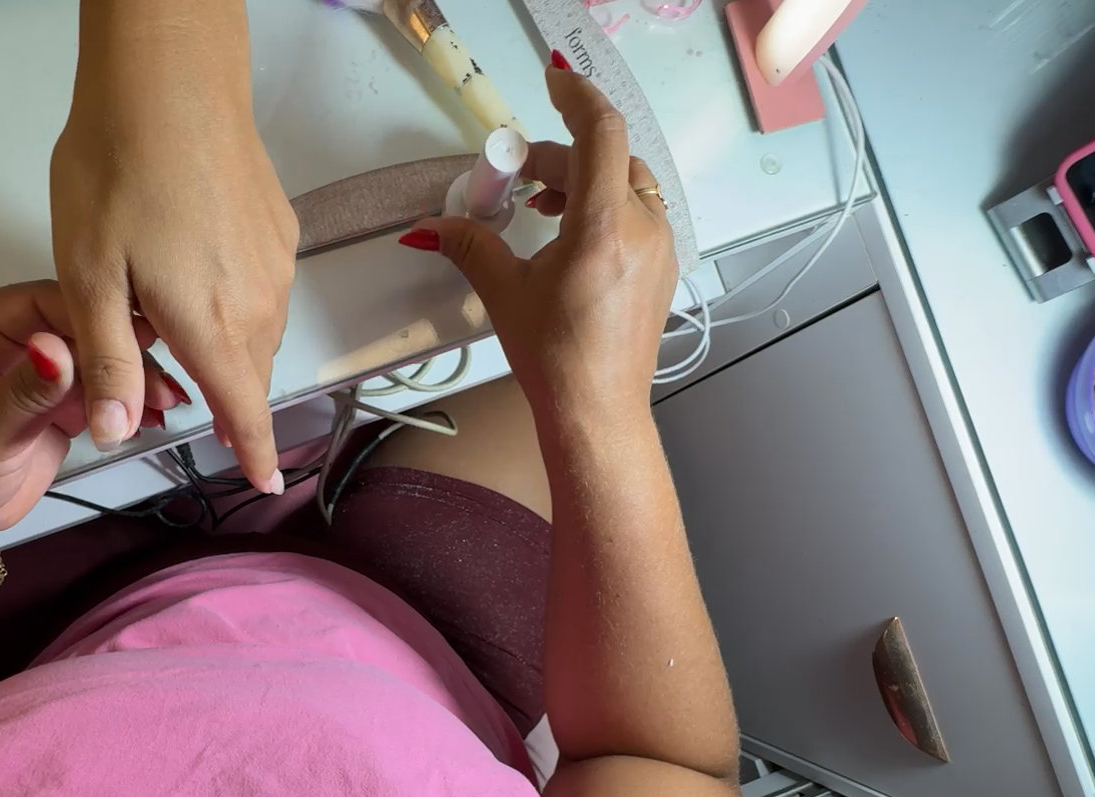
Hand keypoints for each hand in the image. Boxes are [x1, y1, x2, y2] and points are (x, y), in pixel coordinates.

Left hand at [0, 281, 181, 545]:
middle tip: (161, 374)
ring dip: (129, 382)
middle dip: (118, 354)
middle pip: (73, 333)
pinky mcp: (55, 409)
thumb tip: (57, 348)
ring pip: (91, 365)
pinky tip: (152, 415)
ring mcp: (34, 378)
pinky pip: (97, 396)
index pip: (35, 306)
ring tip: (167, 402)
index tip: (133, 329)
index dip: (85, 313)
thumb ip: (23, 392)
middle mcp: (5, 347)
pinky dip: (124, 406)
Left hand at [50, 57, 296, 493]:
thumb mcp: (89, 271)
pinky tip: (204, 265)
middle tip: (182, 387)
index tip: (268, 482)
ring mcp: (277, 269)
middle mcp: (259, 305)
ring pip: (258, 335)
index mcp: (211, 325)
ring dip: (227, 345)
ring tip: (179, 312)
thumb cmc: (121, 167)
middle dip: (223, 394)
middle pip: (247, 375)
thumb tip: (118, 431)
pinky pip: (266, 293)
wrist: (173, 76)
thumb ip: (108, 359)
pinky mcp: (282, 237)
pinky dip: (239, 304)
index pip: (243, 411)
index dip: (255, 453)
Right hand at [401, 59, 676, 421]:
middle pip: (608, 158)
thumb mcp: (506, 294)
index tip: (550, 86)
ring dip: (586, 179)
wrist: (596, 411)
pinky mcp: (663, 268)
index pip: (599, 132)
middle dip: (562, 156)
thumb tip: (431, 226)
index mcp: (603, 228)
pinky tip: (575, 234)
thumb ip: (471, 246)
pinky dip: (607, 205)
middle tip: (522, 176)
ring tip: (546, 205)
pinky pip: (640, 213)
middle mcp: (642, 229)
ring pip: (627, 184)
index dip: (574, 99)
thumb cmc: (556, 359)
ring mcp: (660, 248)